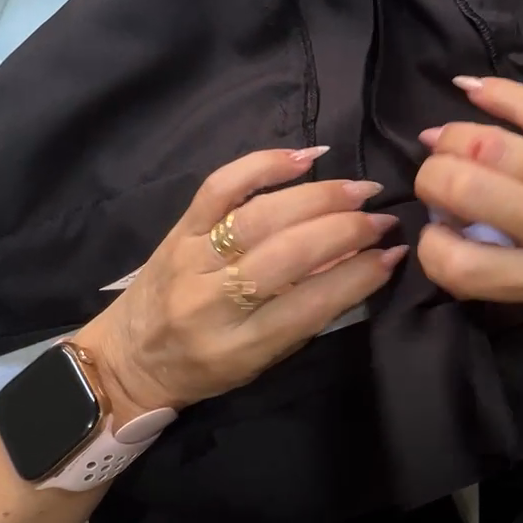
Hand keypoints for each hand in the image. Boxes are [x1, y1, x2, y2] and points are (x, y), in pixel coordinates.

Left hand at [72, 148, 404, 420]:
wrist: (127, 358)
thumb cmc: (207, 365)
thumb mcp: (263, 357)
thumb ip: (312, 310)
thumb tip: (368, 258)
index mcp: (239, 346)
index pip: (312, 305)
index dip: (361, 275)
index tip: (395, 252)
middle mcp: (212, 302)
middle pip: (289, 254)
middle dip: (347, 230)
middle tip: (383, 218)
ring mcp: (193, 259)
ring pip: (262, 217)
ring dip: (321, 197)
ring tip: (360, 189)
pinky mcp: (180, 228)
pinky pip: (222, 186)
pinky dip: (266, 164)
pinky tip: (307, 157)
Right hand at [414, 77, 522, 322]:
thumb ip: (516, 274)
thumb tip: (459, 231)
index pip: (458, 265)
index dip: (432, 246)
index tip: (439, 231)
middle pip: (465, 190)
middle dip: (432, 180)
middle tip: (435, 177)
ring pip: (493, 145)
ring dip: (453, 139)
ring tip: (440, 138)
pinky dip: (498, 93)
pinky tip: (467, 87)